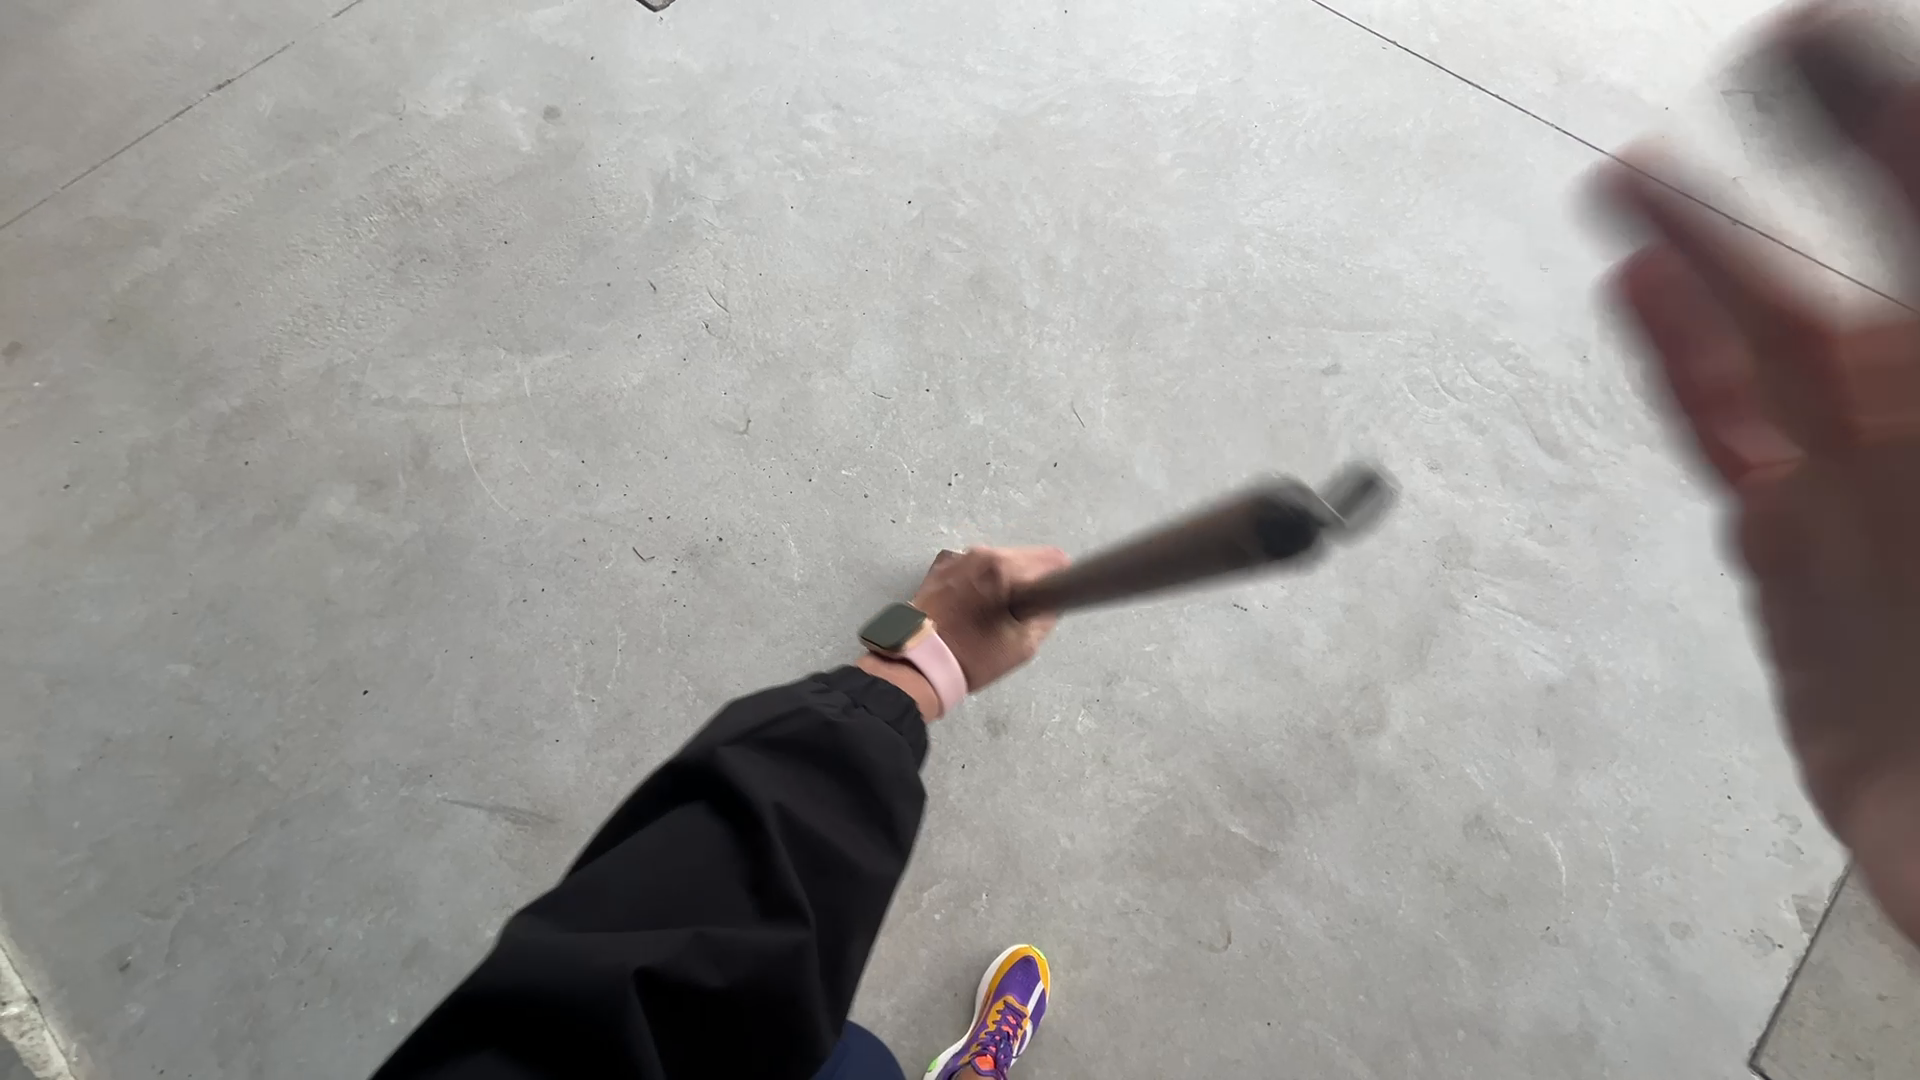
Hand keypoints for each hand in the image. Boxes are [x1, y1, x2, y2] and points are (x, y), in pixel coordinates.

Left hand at [910, 545, 1070, 690]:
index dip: (1057, 581)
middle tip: (1018, 616)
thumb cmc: (973, 656)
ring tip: (991, 615)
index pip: (1052, 559)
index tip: (1048, 602)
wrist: (917, 664)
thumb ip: (1047, 613)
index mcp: (1002, 567)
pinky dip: (979, 583)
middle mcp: (979, 553)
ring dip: (1003, 582)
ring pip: (997, 562)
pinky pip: (973, 569)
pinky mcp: (939, 568)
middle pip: (1023, 558)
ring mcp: (956, 558)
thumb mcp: (1024, 644)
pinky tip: (971, 609)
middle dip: (1028, 582)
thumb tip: (1052, 597)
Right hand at [1602, 5, 1919, 941]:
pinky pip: (1716, 422)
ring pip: (1768, 327)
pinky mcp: (1779, 532)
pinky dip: (1673, 356)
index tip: (1832, 41)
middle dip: (1826, 140)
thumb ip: (1907, 400)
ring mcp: (1853, 469)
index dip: (1911, 122)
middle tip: (1762, 47)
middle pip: (1878, 242)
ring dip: (1706, 246)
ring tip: (1635, 176)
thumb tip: (1817, 309)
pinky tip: (1637, 292)